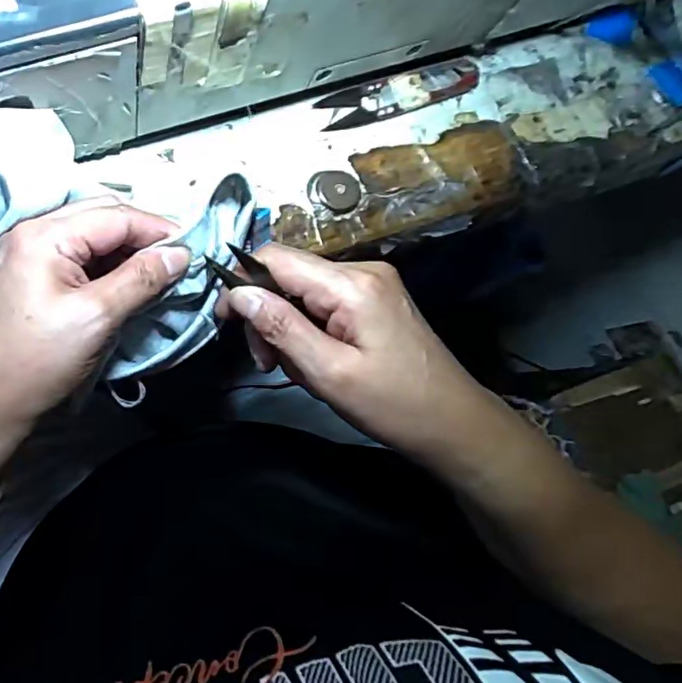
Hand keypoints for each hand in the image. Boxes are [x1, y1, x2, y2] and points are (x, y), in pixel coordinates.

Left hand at [0, 199, 188, 438]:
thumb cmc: (41, 361)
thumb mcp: (98, 317)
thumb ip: (141, 279)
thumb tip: (182, 254)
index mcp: (44, 235)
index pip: (115, 216)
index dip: (158, 229)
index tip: (193, 249)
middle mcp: (34, 231)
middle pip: (103, 217)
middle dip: (144, 235)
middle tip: (179, 258)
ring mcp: (31, 251)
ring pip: (94, 234)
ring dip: (129, 249)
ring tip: (161, 270)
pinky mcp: (35, 273)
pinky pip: (81, 254)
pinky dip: (110, 263)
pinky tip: (132, 279)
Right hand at [219, 245, 513, 460]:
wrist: (456, 424)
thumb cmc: (394, 405)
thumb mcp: (329, 372)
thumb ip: (281, 327)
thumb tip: (238, 292)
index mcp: (352, 284)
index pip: (276, 258)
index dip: (240, 282)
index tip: (225, 321)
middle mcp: (362, 271)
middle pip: (288, 276)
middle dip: (268, 316)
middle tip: (267, 362)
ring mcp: (371, 285)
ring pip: (303, 293)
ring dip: (288, 330)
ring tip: (300, 371)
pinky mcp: (375, 301)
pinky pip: (324, 305)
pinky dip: (310, 332)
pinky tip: (318, 362)